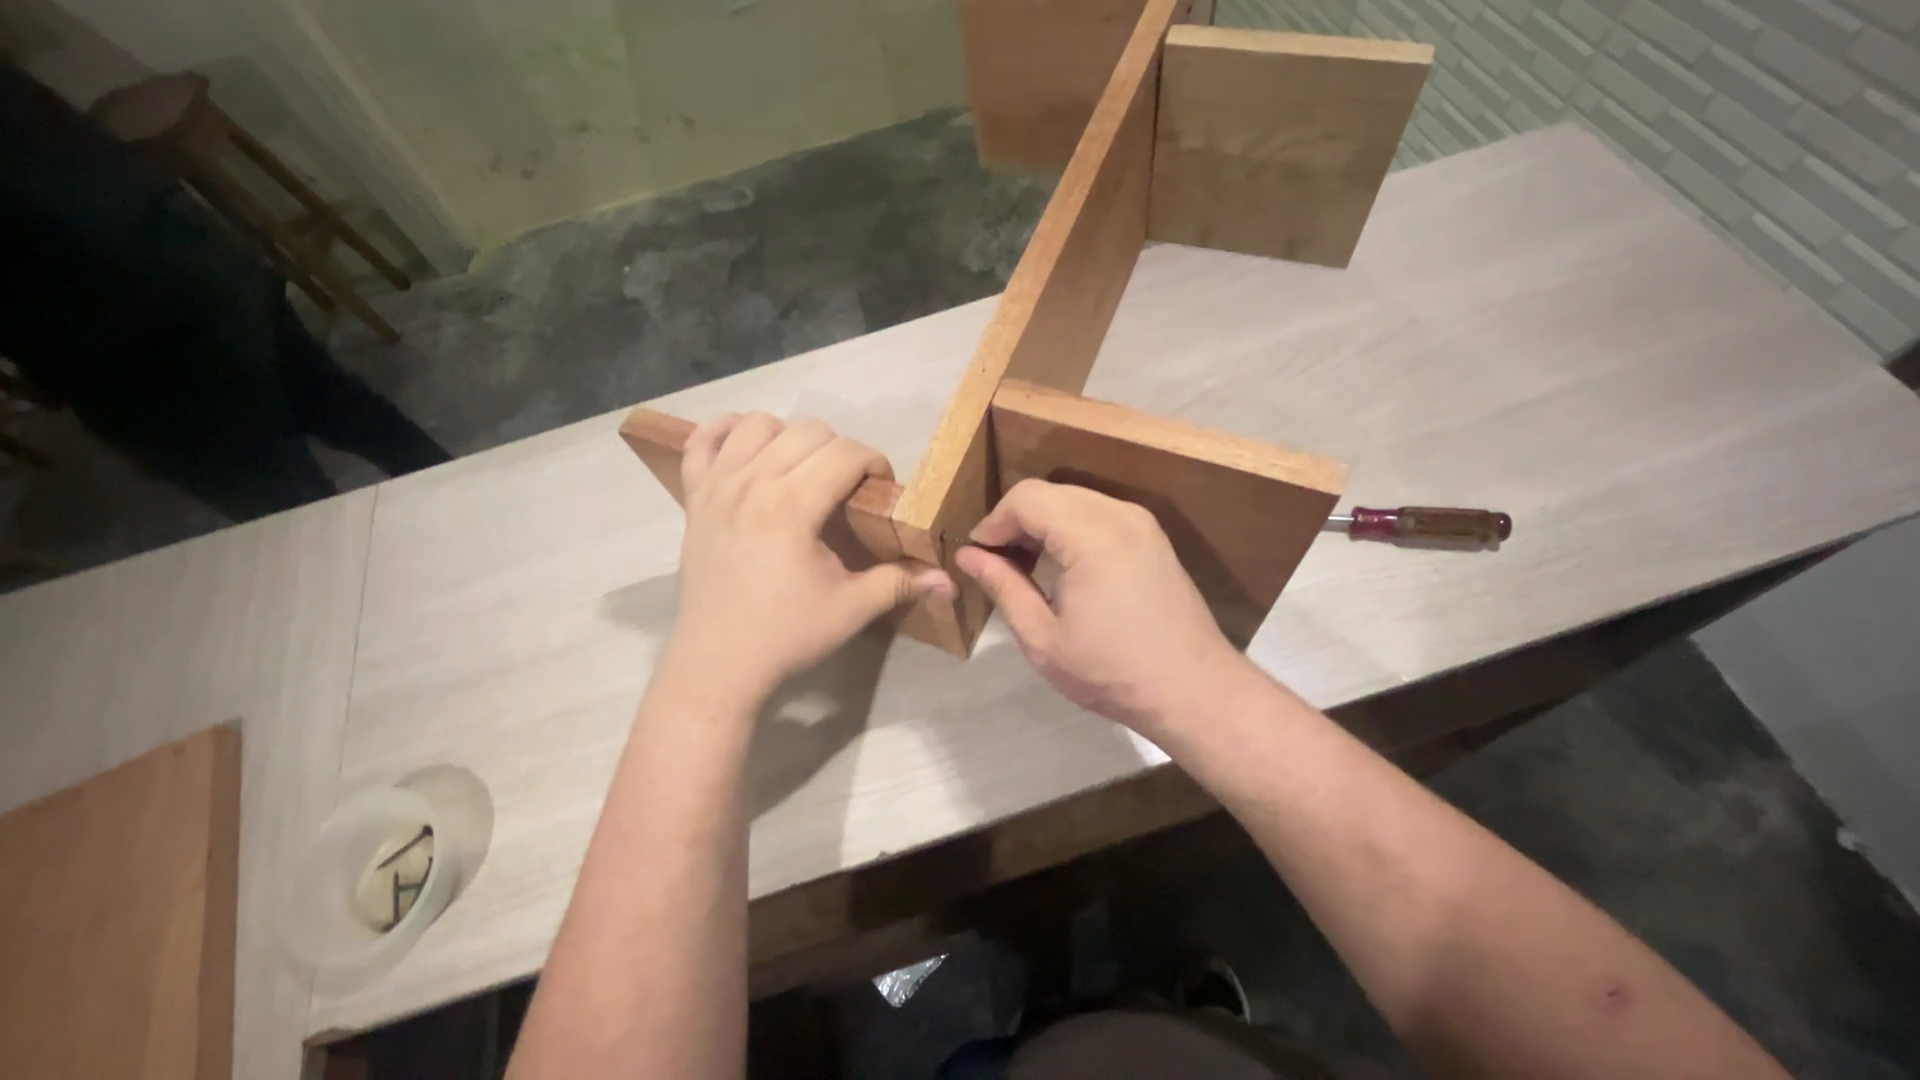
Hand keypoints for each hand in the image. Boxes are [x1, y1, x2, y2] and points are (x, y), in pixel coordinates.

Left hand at [665, 413, 951, 696]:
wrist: (718, 664)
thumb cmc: (786, 635)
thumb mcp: (850, 610)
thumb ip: (899, 583)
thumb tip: (949, 581)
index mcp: (793, 505)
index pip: (845, 452)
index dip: (874, 463)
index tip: (880, 490)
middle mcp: (752, 482)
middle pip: (807, 430)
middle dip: (839, 450)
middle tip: (847, 488)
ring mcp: (717, 487)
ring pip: (758, 425)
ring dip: (787, 438)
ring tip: (801, 471)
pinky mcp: (694, 499)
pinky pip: (702, 442)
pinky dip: (724, 434)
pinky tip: (745, 450)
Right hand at [954, 480, 1255, 734]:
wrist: (1193, 691)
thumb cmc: (1112, 671)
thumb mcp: (1043, 637)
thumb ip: (1003, 586)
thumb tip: (967, 555)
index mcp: (1092, 535)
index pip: (1026, 498)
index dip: (992, 523)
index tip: (976, 557)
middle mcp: (1120, 515)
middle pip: (1049, 492)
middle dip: (1015, 521)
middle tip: (996, 564)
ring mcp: (1142, 523)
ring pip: (1074, 499)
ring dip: (1042, 523)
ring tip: (1025, 568)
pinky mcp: (1153, 537)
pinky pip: (1098, 513)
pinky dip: (1070, 528)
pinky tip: (1061, 566)